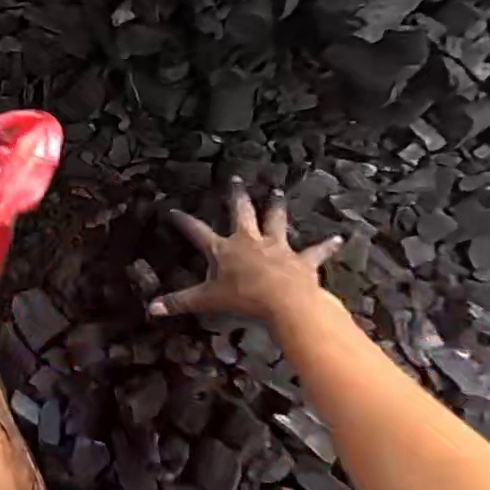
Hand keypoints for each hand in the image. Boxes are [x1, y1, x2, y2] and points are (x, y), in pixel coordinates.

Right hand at [149, 179, 343, 323]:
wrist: (284, 302)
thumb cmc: (242, 298)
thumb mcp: (205, 300)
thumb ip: (178, 302)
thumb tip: (150, 309)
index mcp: (223, 249)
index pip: (196, 231)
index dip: (183, 221)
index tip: (172, 210)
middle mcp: (248, 240)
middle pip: (241, 213)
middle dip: (237, 196)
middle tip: (237, 179)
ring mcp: (276, 247)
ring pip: (275, 220)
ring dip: (276, 206)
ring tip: (277, 191)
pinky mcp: (301, 259)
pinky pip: (316, 251)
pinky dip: (327, 245)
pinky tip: (339, 238)